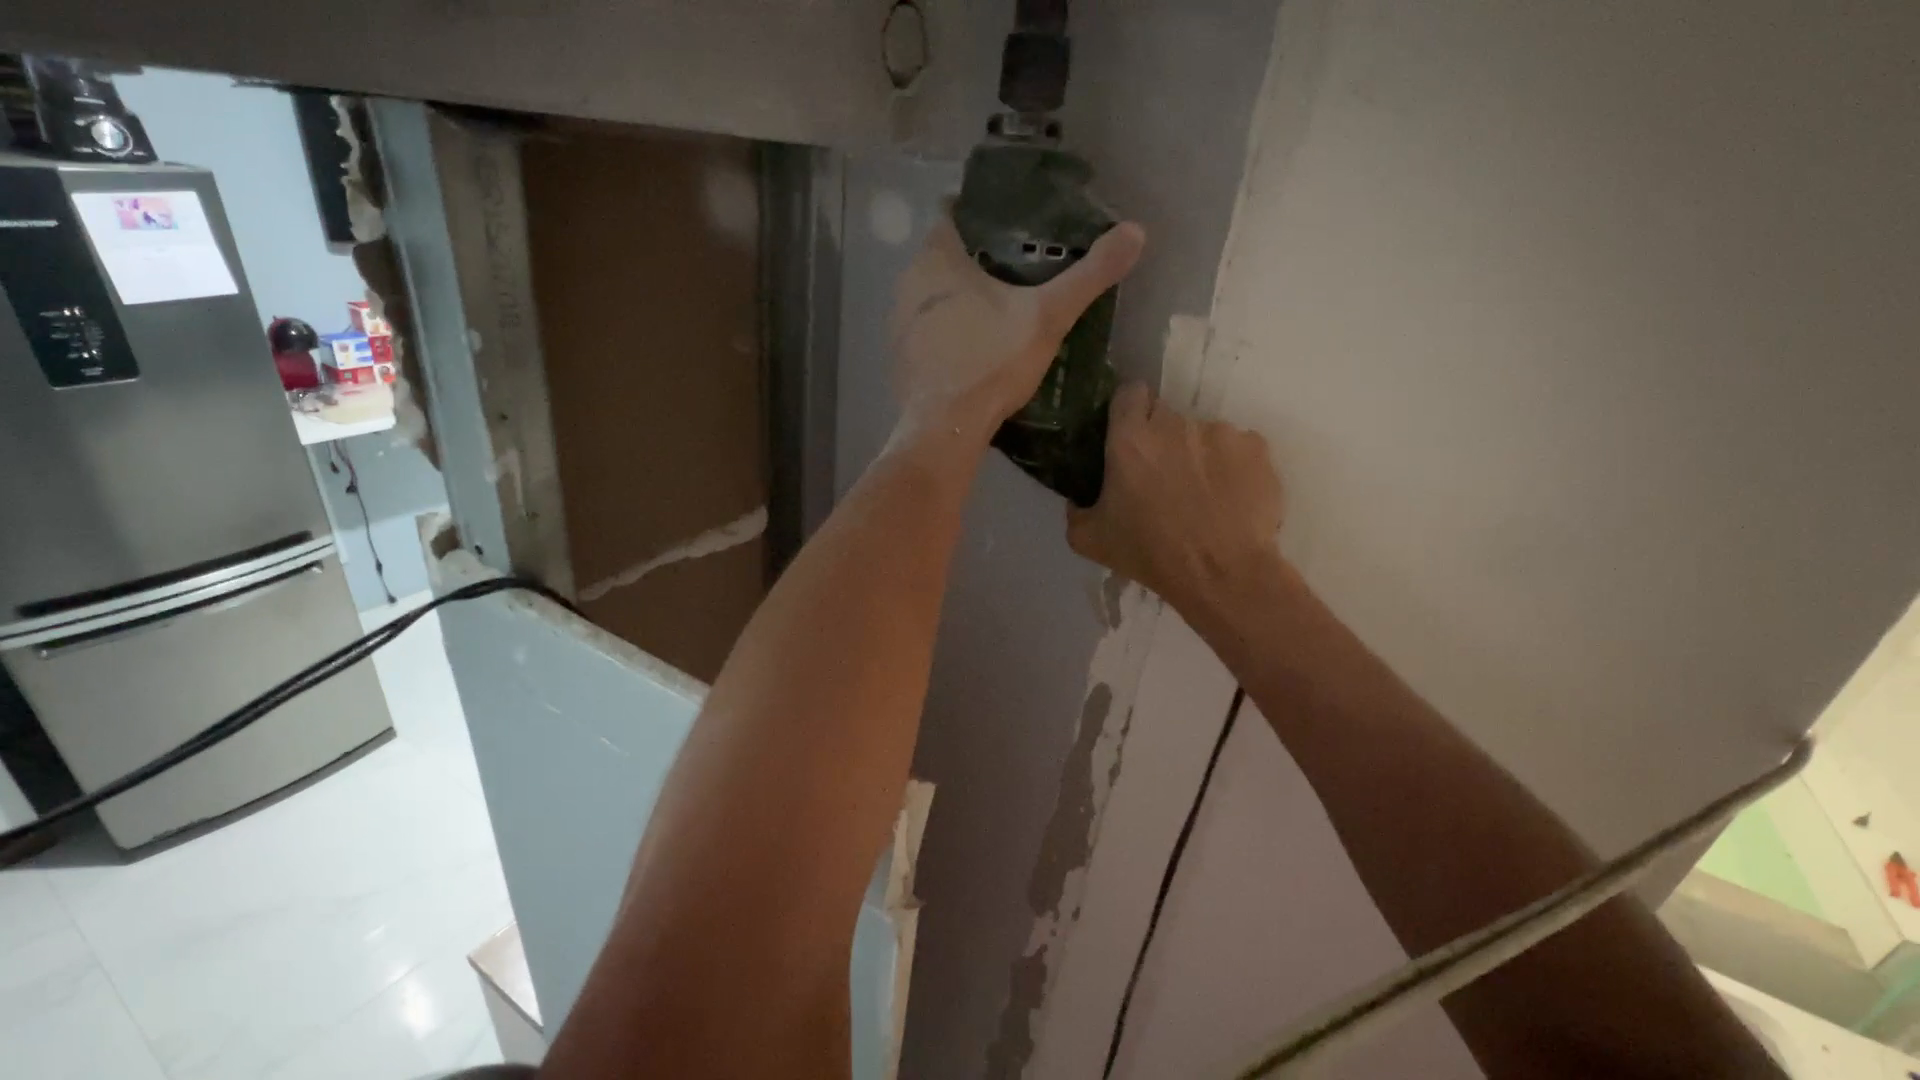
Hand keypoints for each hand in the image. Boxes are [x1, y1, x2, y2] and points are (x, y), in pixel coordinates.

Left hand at [889, 213, 1144, 446]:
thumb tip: (1135, 231)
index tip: (1014, 221)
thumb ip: (1089, 275)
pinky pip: (928, 328)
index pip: (952, 212)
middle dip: (978, 256)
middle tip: (1020, 264)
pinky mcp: (901, 356)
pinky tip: (976, 344)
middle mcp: (908, 282)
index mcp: (936, 258)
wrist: (944, 430)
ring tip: (1002, 304)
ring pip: (935, 294)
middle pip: (946, 254)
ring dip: (962, 295)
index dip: (982, 211)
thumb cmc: (991, 362)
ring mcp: (899, 322)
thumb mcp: (1048, 316)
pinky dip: (950, 328)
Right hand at [1067, 384, 1285, 610]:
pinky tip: (1231, 497)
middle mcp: (1175, 424)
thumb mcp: (1090, 541)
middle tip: (1163, 475)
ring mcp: (1220, 431)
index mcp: (1130, 439)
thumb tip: (1077, 499)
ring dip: (1199, 454)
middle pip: (1165, 415)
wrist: (1222, 574)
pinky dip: (1233, 467)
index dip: (1129, 410)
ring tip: (1204, 495)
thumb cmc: (1151, 555)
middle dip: (1162, 438)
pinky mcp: (1255, 447)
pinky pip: (1238, 448)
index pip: (1128, 392)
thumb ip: (1076, 511)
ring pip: (1203, 433)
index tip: (1129, 434)